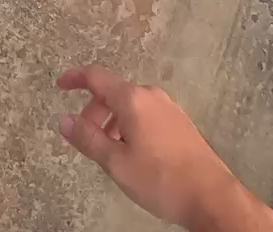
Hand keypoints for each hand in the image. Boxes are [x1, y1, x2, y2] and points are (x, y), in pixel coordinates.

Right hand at [56, 66, 272, 231]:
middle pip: (113, 93)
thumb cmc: (160, 180)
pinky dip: (131, 125)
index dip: (75, 78)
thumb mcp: (116, 163)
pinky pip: (146, 114)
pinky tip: (134, 153)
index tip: (60, 84)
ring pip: (130, 105)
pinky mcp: (180, 122)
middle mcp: (150, 95)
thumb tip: (64, 119)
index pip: (96, 77)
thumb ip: (88, 138)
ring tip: (110, 151)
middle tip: (85, 137)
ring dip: (113, 121)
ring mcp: (168, 107)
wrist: (212, 197)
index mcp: (132, 99)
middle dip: (94, 111)